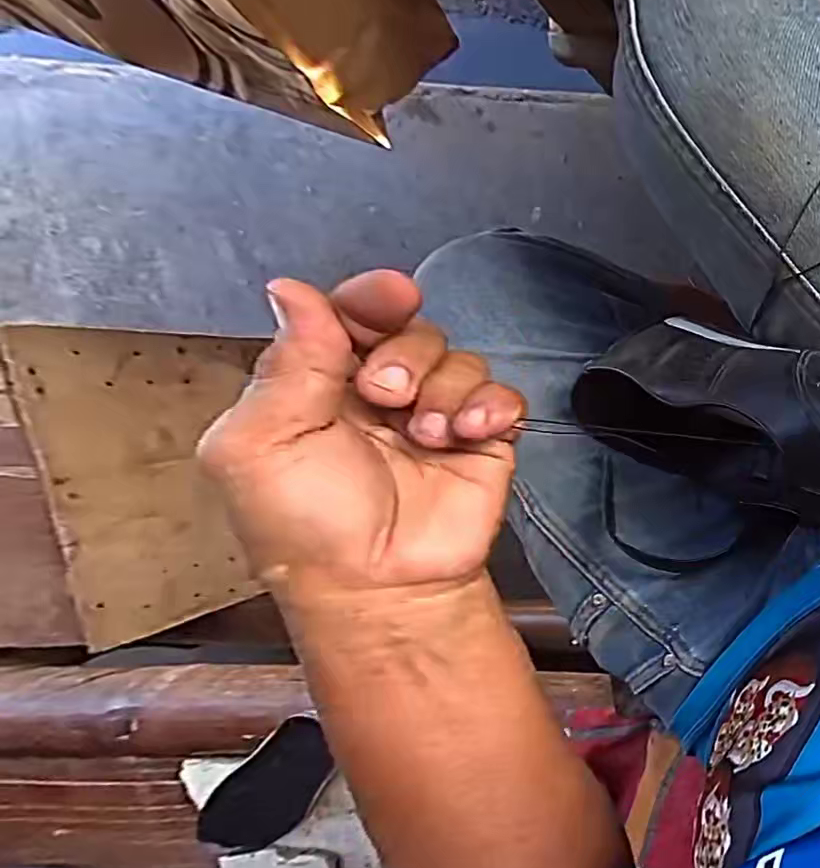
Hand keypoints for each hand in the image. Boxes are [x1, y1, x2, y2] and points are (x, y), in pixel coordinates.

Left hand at [198, 271, 526, 601]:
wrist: (386, 577)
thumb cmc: (309, 521)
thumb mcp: (264, 442)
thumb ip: (291, 364)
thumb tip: (292, 290)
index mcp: (321, 386)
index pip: (350, 320)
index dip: (371, 300)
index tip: (392, 293)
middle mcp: (386, 393)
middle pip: (416, 332)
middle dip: (407, 356)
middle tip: (388, 396)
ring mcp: (442, 414)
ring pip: (465, 361)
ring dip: (448, 392)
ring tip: (430, 435)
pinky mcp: (489, 437)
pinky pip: (506, 397)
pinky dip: (493, 407)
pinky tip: (471, 434)